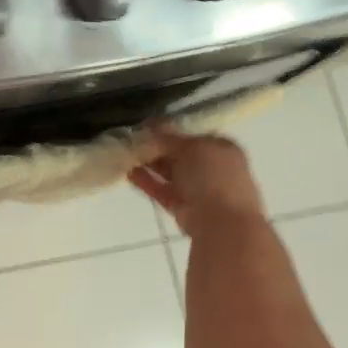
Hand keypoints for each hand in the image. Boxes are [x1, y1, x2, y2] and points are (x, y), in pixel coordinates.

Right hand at [128, 129, 266, 237]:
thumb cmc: (214, 178)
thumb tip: (151, 123)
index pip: (193, 134)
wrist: (222, 224)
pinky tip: (128, 173)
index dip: (169, 129)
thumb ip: (169, 137)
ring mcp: (197, 188)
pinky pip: (162, 189)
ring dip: (149, 163)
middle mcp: (211, 167)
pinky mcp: (182, 206)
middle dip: (156, 146)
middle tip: (130, 139)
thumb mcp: (192, 148)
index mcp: (221, 148)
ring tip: (124, 153)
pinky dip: (147, 181)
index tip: (145, 125)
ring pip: (169, 171)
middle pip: (179, 153)